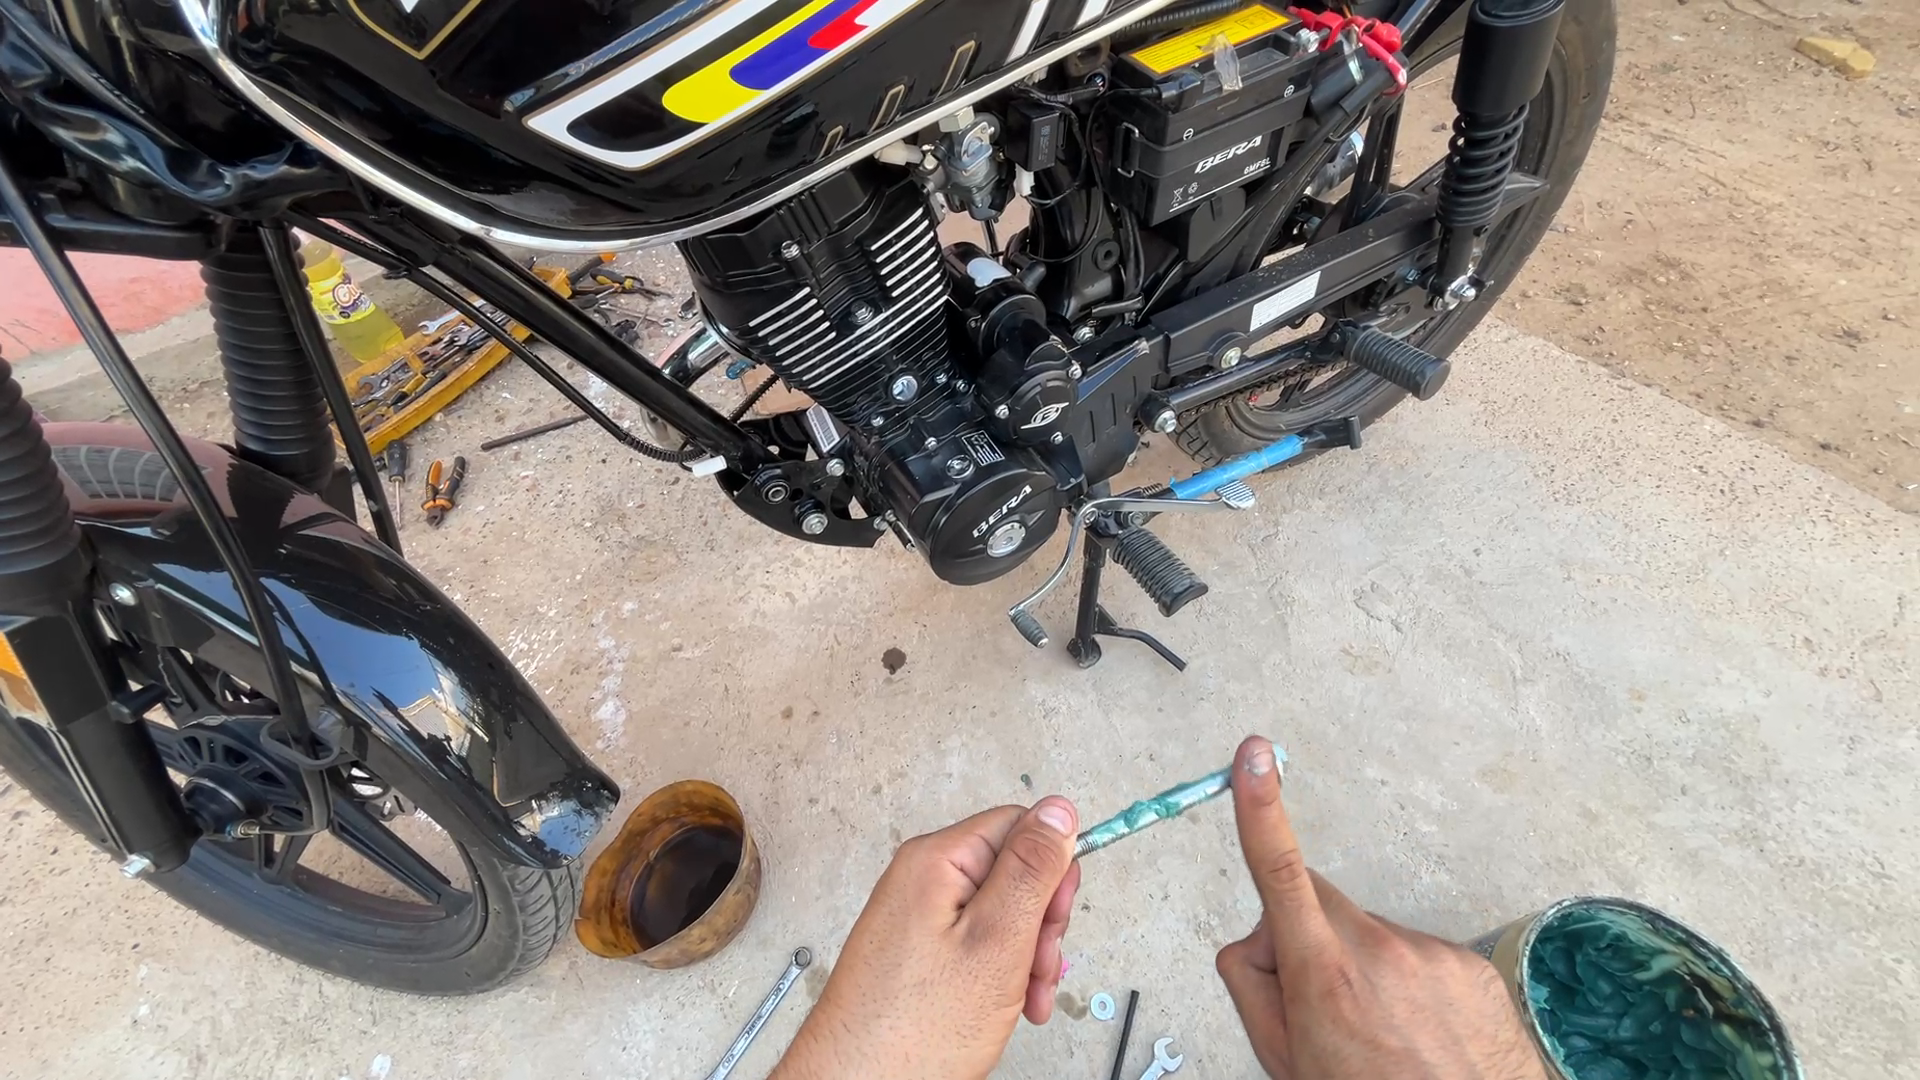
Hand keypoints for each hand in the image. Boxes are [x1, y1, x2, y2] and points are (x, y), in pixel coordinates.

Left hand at [772, 797, 1082, 1079]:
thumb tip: (1059, 809)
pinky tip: (1007, 1002)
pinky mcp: (917, 943)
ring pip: (999, 907)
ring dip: (1024, 951)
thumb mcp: (996, 940)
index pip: (1019, 825)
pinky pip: (975, 935)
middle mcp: (923, 874)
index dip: (1050, 870)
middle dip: (1039, 919)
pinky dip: (1000, 966)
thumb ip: (1031, 870)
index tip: (1056, 920)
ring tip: (1023, 999)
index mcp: (938, 857)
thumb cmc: (917, 1029)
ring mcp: (917, 910)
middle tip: (1037, 969)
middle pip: (1010, 868)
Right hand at [1216, 736, 1547, 1079]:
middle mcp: (1380, 950)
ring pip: (1365, 930)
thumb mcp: (1280, 1059)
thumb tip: (1265, 934)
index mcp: (1324, 974)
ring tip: (1383, 1030)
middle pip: (1314, 899)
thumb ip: (1250, 981)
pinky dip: (1406, 978)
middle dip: (1302, 929)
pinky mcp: (1472, 965)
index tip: (1255, 752)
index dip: (1261, 807)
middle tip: (1320, 1004)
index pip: (1280, 871)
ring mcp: (1433, 955)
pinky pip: (1414, 951)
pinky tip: (1422, 1030)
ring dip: (1358, 962)